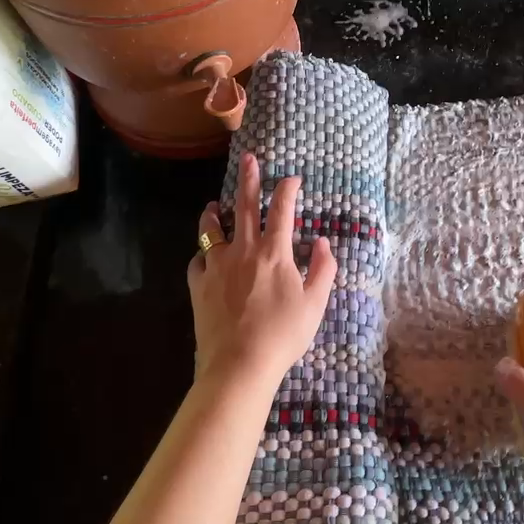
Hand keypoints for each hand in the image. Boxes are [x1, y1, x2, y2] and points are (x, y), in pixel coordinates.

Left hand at [187, 152, 336, 391]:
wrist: (239, 364)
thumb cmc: (283, 335)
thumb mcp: (315, 304)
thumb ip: (323, 270)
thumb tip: (325, 243)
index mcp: (274, 252)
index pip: (282, 211)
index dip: (288, 190)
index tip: (292, 178)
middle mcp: (243, 250)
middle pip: (245, 207)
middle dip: (249, 180)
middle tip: (248, 159)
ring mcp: (217, 266)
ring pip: (212, 230)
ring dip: (214, 213)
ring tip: (213, 205)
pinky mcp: (199, 285)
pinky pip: (197, 262)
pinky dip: (202, 255)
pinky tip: (205, 256)